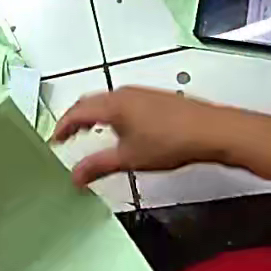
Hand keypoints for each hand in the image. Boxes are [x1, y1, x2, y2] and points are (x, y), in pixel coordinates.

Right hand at [52, 87, 241, 186]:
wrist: (215, 131)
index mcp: (111, 104)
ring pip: (107, 100)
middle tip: (68, 135)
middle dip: (75, 118)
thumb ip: (98, 166)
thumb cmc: (172, 142)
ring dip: (94, 115)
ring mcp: (141, 93)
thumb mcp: (129, 159)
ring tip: (91, 132)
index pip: (76, 112)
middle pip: (90, 102)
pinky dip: (111, 113)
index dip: (63, 127)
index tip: (56, 140)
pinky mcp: (156, 98)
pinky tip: (121, 129)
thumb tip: (75, 177)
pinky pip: (123, 102)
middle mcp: (124, 93)